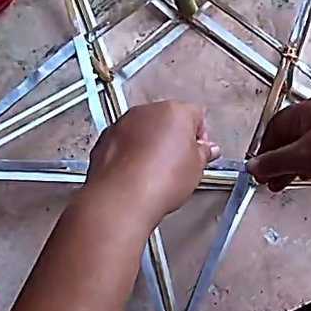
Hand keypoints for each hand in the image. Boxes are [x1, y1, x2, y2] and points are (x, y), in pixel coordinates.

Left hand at [83, 102, 216, 221]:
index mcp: (175, 112)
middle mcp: (147, 112)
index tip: (200, 153)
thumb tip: (205, 149)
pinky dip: (132, 154)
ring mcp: (122, 124)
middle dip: (174, 138)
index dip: (200, 136)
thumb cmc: (161, 180)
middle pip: (167, 119)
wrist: (123, 198)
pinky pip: (125, 142)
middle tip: (180, 163)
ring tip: (157, 173)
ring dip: (152, 145)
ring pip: (144, 129)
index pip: (196, 116)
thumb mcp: (197, 168)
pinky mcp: (105, 139)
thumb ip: (203, 152)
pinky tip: (138, 175)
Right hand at [246, 97, 310, 194]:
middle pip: (292, 135)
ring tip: (290, 182)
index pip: (275, 125)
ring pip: (310, 145)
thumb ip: (274, 162)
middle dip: (280, 160)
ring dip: (297, 165)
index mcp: (310, 108)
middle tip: (272, 179)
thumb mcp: (302, 158)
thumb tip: (257, 165)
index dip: (264, 149)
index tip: (260, 169)